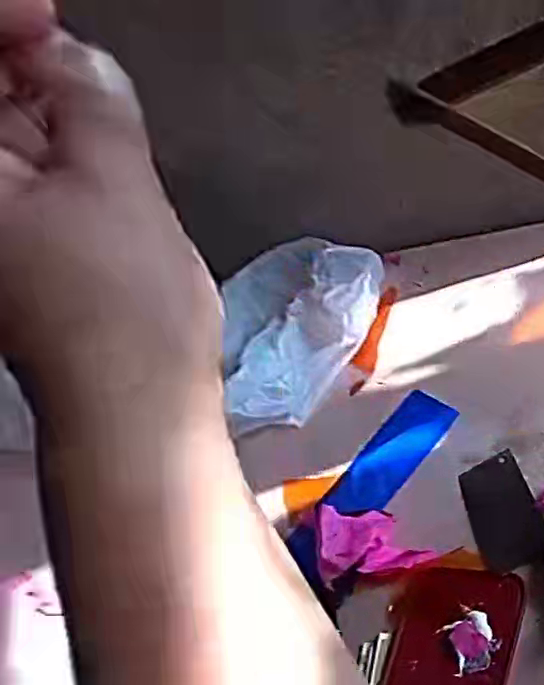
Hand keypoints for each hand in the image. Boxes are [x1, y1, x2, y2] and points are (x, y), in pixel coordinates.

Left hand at [0, 20, 219, 421]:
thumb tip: (81, 58)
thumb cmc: (126, 304)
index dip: (1, 26)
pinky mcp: (10, 234)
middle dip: (14, 58)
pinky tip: (89, 146)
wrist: (134, 392)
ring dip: (36, 103)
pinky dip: (49, 146)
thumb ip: (98, 119)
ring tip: (93, 98)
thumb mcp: (123, 201)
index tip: (53, 17)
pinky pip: (18, 168)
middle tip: (74, 50)